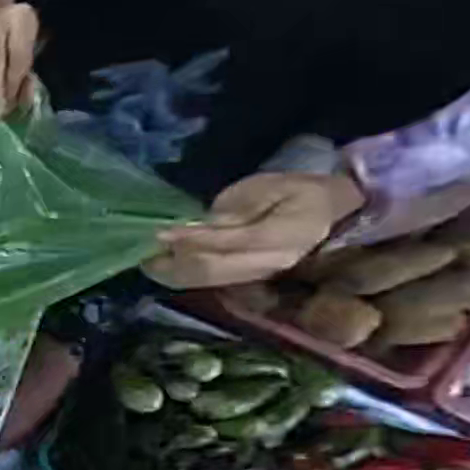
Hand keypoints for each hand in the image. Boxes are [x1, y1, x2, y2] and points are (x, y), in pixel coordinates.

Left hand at [146, 172, 365, 288]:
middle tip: (146, 248)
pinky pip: (202, 281)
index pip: (230, 241)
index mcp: (286, 233)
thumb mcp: (271, 187)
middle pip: (210, 268)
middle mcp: (270, 261)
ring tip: (148, 256)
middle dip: (173, 260)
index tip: (161, 233)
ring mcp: (255, 275)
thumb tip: (207, 224)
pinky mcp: (240, 280)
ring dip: (169, 270)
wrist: (323, 212)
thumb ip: (241, 207)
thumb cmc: (294, 193)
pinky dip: (176, 274)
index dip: (192, 238)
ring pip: (202, 279)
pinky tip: (160, 264)